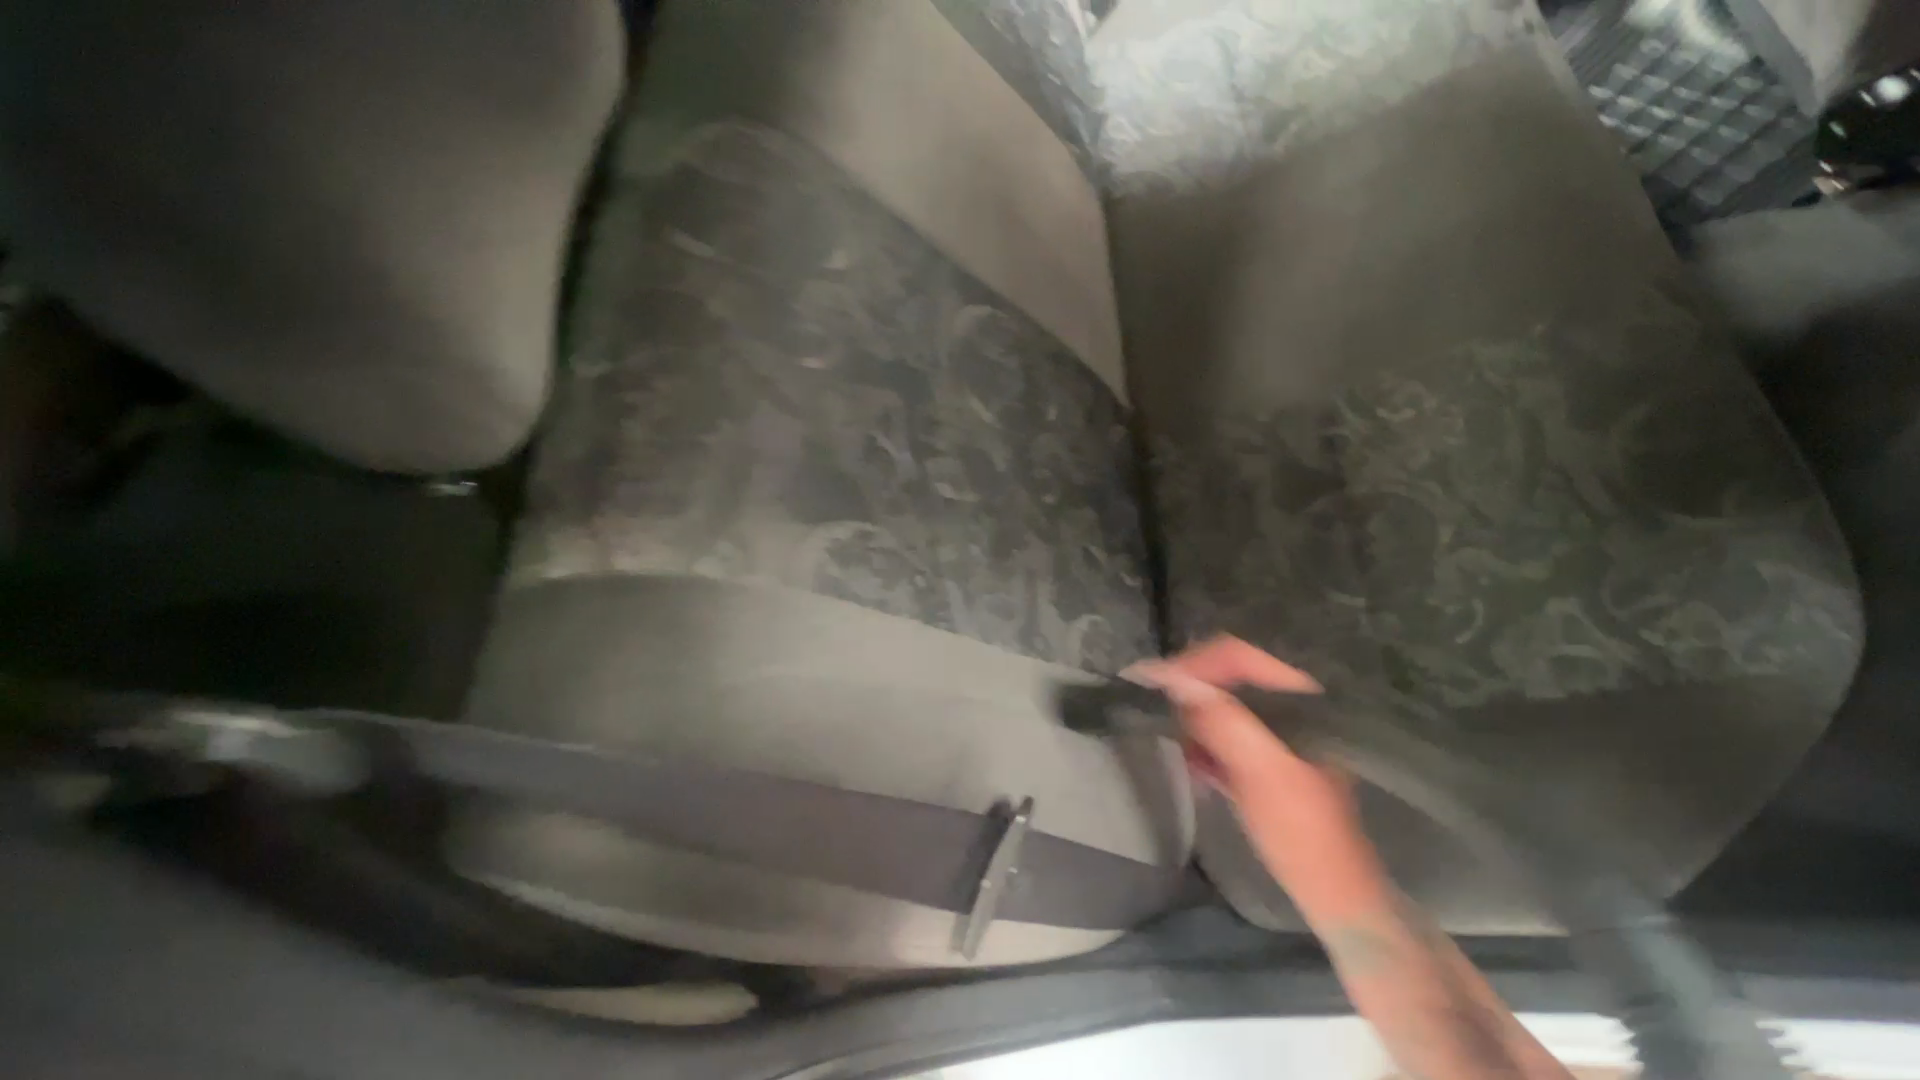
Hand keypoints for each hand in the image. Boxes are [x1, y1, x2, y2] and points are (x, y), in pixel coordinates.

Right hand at [1128, 636, 1377, 893]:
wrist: (1331, 893)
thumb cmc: (1304, 833)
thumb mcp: (1262, 773)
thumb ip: (1224, 722)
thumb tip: (1178, 680)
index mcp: (1301, 698)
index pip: (1237, 657)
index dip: (1193, 665)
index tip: (1150, 681)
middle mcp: (1289, 706)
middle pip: (1226, 678)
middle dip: (1191, 697)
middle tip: (1159, 718)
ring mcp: (1277, 733)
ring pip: (1221, 708)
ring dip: (1196, 727)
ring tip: (1185, 755)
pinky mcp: (1265, 758)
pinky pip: (1225, 737)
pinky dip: (1206, 748)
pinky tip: (1198, 771)